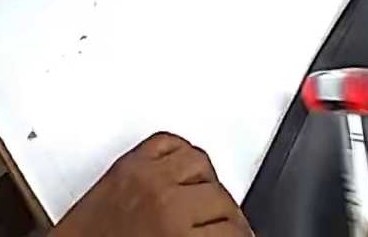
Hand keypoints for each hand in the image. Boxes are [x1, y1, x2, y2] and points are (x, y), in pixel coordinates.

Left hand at [52, 133, 253, 236]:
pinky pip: (166, 141)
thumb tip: (224, 235)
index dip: (242, 236)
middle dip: (229, 216)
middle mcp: (163, 196)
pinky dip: (180, 152)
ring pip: (199, 161)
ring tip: (210, 201)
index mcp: (175, 231)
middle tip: (231, 229)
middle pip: (220, 195)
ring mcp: (143, 173)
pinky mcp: (126, 161)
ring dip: (209, 182)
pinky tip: (185, 169)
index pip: (231, 229)